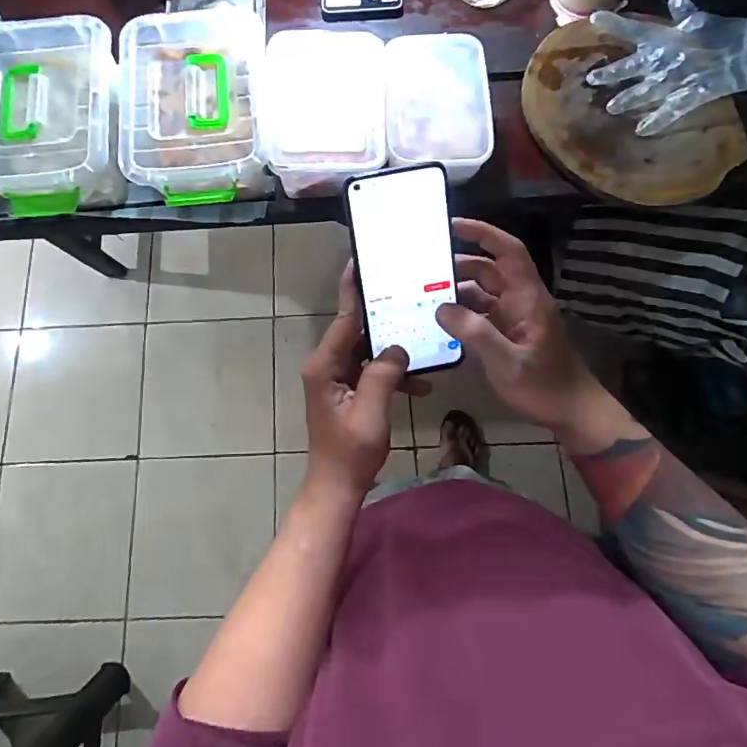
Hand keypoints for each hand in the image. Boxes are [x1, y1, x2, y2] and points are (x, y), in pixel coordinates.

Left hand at [301, 262, 428, 497]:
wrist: (338, 482)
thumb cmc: (351, 450)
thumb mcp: (371, 411)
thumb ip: (383, 375)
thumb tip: (398, 347)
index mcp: (324, 366)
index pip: (341, 320)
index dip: (352, 293)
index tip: (359, 265)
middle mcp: (325, 365)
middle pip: (354, 331)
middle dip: (380, 316)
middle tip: (406, 295)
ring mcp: (334, 378)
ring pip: (365, 351)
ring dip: (392, 350)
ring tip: (422, 340)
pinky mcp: (346, 390)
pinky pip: (369, 370)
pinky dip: (391, 373)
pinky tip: (419, 381)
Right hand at [435, 218, 602, 431]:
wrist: (574, 416)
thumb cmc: (545, 387)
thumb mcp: (507, 362)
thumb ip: (474, 332)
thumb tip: (440, 307)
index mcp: (527, 299)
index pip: (508, 253)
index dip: (483, 233)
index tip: (451, 225)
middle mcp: (520, 302)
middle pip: (487, 270)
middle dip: (455, 265)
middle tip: (420, 269)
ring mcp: (513, 318)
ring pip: (479, 292)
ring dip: (453, 290)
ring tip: (419, 294)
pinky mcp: (505, 335)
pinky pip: (477, 313)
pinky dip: (456, 312)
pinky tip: (434, 320)